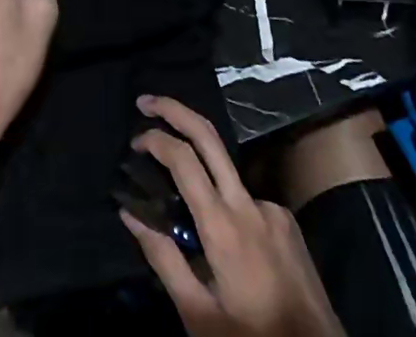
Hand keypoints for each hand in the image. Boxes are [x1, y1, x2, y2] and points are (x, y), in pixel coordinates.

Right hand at [121, 96, 346, 336]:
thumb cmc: (248, 335)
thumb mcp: (196, 312)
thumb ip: (163, 257)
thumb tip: (130, 212)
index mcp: (223, 226)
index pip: (185, 161)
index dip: (157, 139)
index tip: (135, 139)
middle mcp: (249, 203)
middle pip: (210, 137)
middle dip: (176, 111)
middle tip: (147, 101)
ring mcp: (272, 207)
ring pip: (226, 174)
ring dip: (199, 172)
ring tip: (179, 208)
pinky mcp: (285, 219)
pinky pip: (245, 202)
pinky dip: (224, 207)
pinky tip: (219, 245)